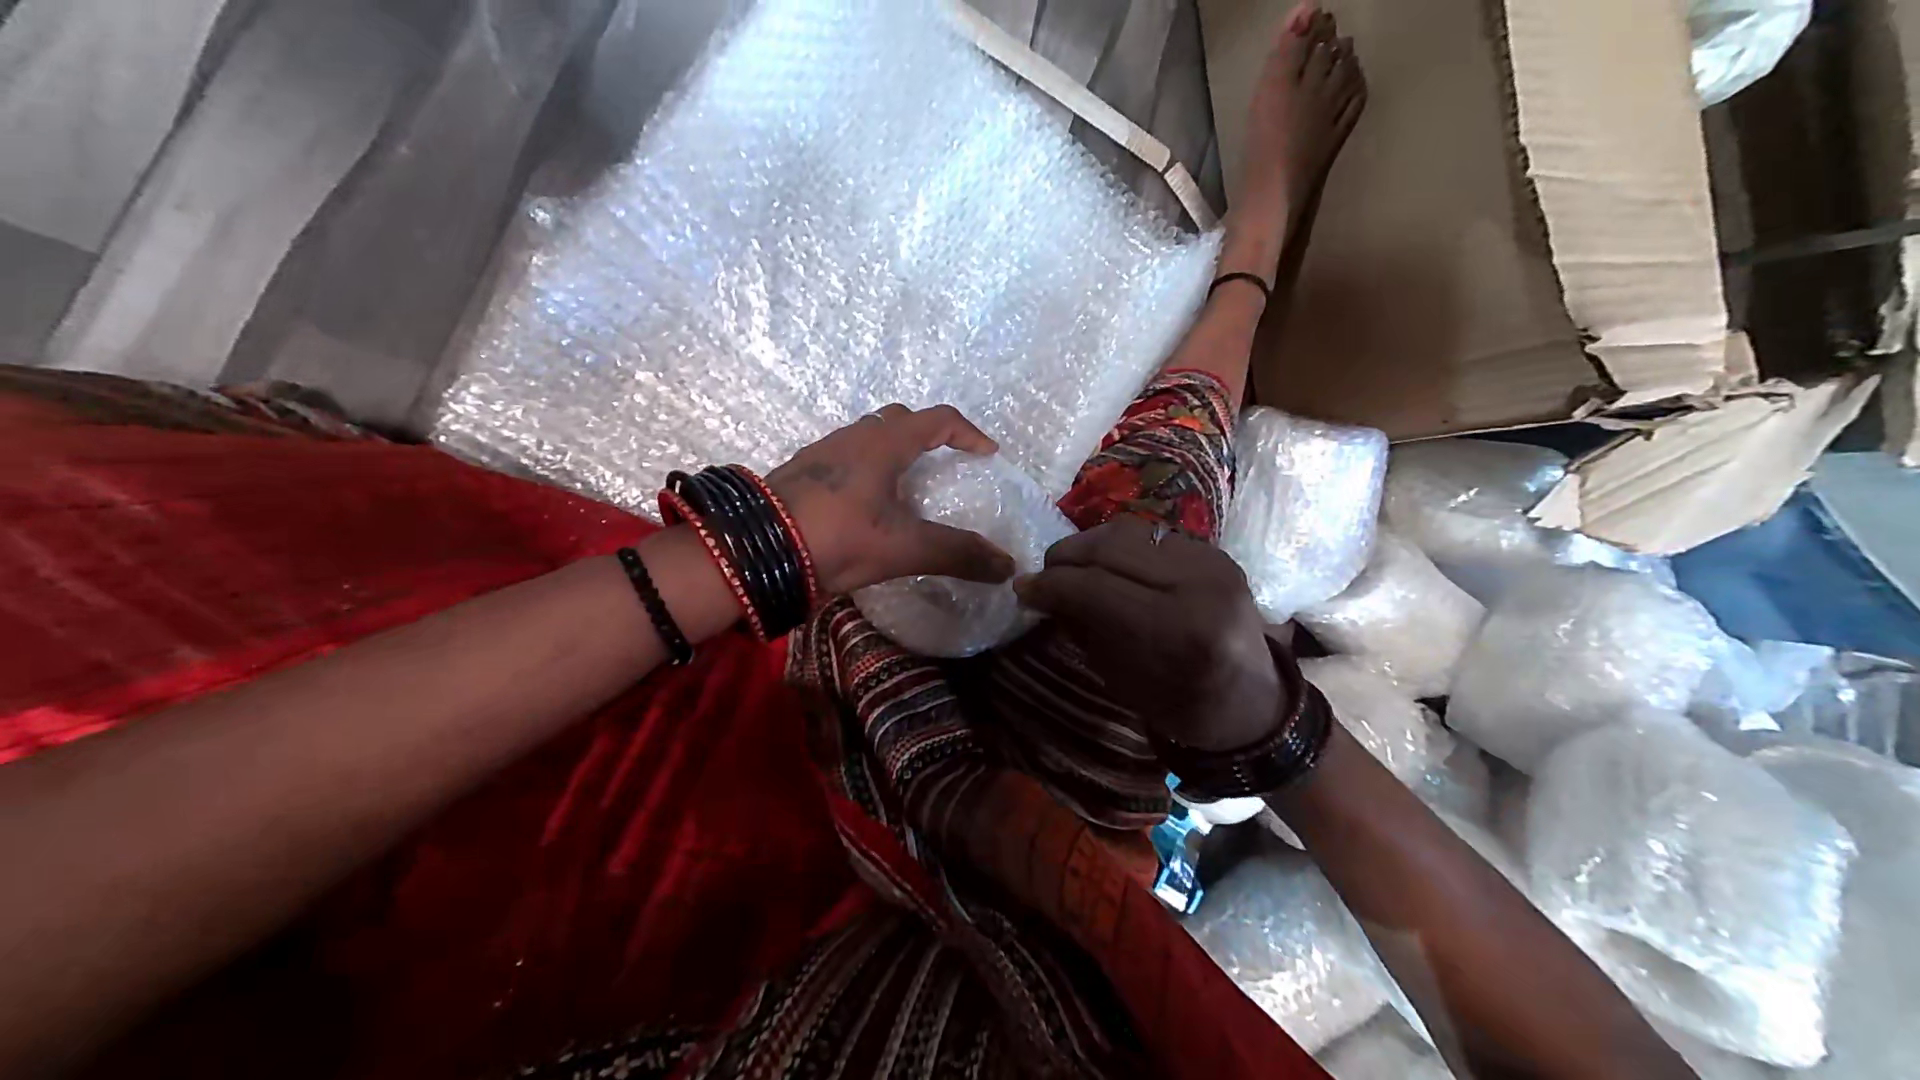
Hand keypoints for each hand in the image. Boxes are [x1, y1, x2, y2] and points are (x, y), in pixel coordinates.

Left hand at [768, 404, 1016, 595]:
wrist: (756, 550)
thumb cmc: (838, 537)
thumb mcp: (904, 548)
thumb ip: (957, 554)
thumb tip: (1006, 566)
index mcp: (884, 444)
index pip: (938, 419)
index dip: (968, 433)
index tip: (986, 454)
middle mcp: (852, 438)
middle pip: (899, 420)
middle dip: (928, 435)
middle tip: (944, 463)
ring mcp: (821, 454)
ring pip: (866, 438)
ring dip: (892, 451)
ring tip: (905, 486)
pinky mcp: (800, 474)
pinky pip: (843, 458)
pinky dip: (865, 469)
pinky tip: (864, 504)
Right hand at [1014, 516, 1283, 750]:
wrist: (1253, 703)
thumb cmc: (1183, 707)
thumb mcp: (1121, 678)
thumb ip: (1083, 626)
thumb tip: (1041, 591)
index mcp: (1180, 629)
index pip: (1097, 586)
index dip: (1051, 584)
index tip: (1023, 590)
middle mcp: (1201, 583)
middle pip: (1112, 546)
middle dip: (1066, 557)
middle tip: (1044, 576)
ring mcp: (1213, 561)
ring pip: (1130, 531)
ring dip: (1090, 546)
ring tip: (1071, 567)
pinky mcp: (1216, 553)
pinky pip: (1151, 536)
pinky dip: (1120, 547)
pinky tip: (1107, 566)